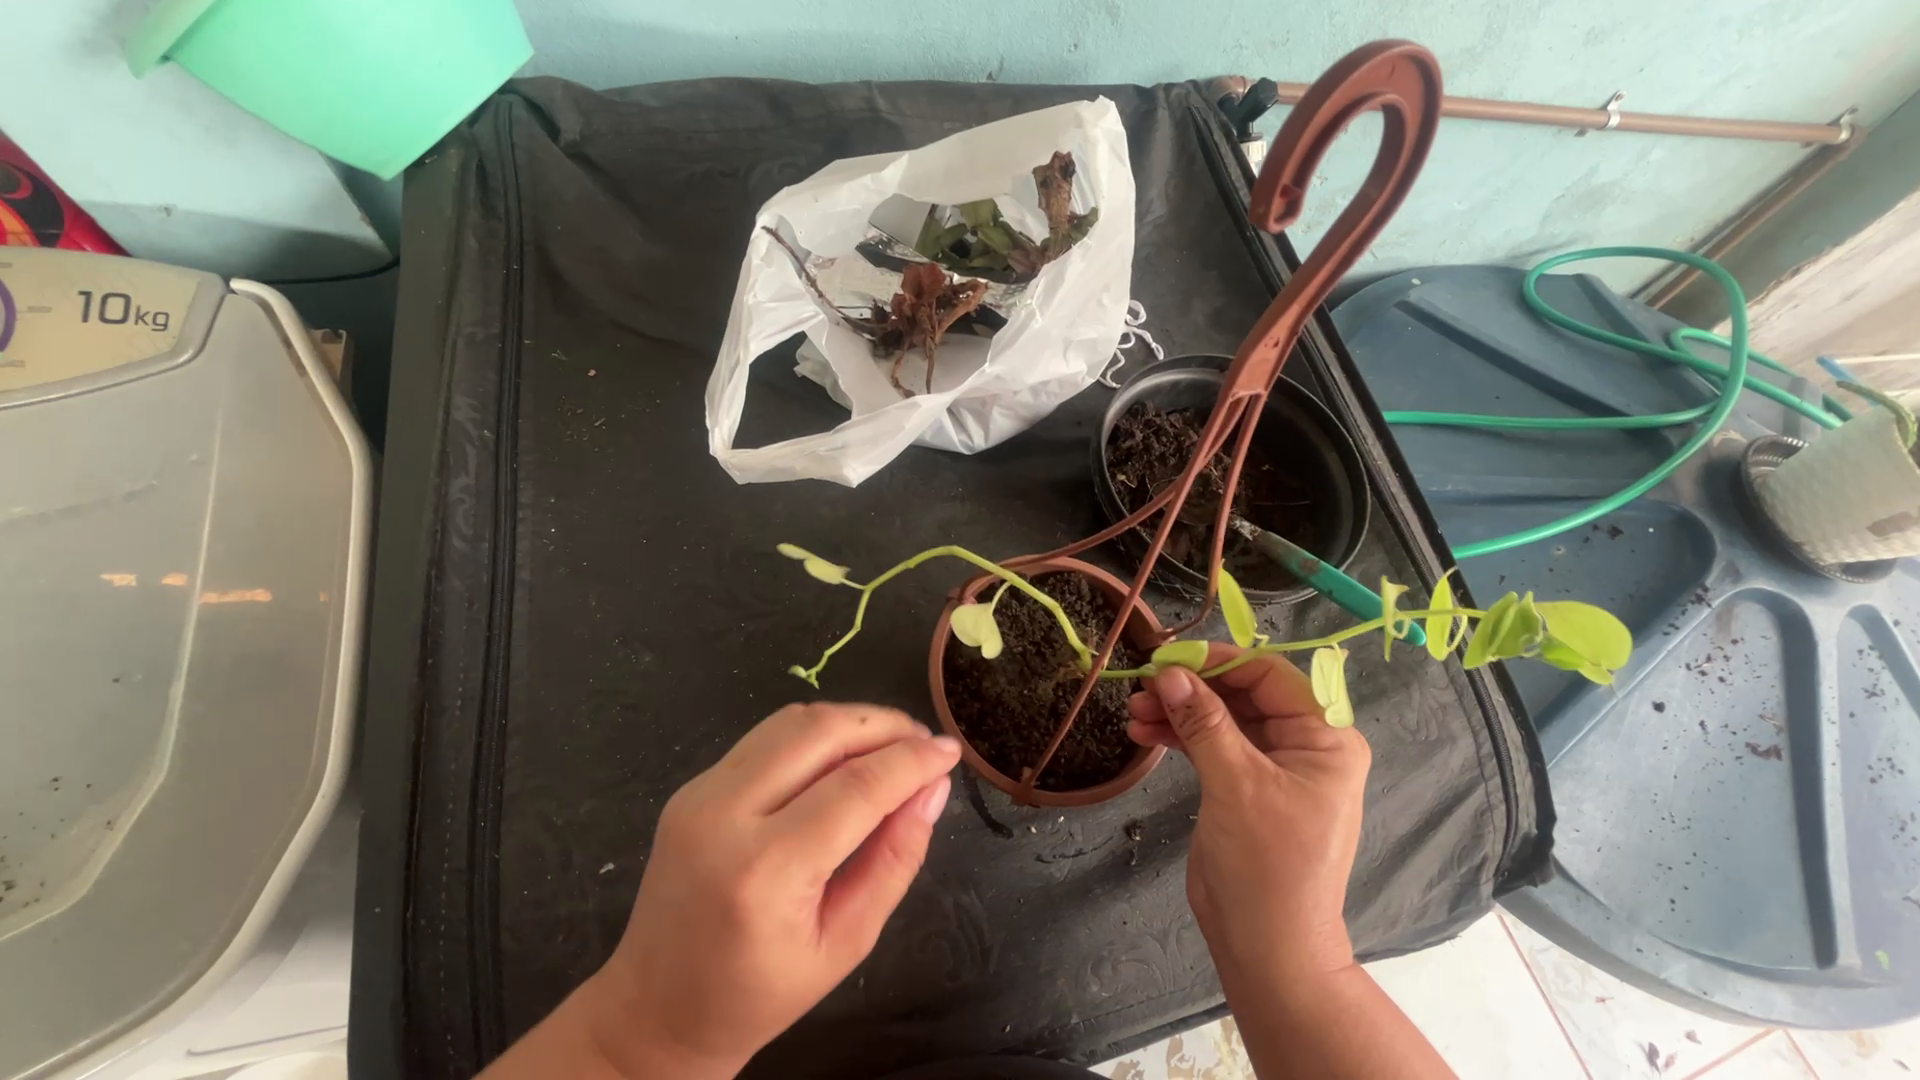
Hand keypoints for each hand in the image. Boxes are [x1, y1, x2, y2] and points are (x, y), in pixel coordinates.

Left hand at [586, 702, 960, 1078]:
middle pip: (819, 732)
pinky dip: (816, 735)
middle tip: (924, 742)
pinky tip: (843, 758)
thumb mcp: (847, 942)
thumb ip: (895, 859)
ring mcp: (700, 794)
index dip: (912, 761)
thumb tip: (932, 789)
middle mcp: (725, 815)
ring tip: (892, 744)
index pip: (856, 788)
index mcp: (765, 870)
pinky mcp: (693, 787)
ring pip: (790, 721)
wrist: (654, 1009)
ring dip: (851, 721)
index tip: (950, 753)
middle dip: (884, 725)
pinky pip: (766, 738)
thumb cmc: (759, 994)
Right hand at [1129, 644, 1369, 983]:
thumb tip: (1169, 673)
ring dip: (1178, 712)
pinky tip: (1143, 733)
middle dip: (1192, 688)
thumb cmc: (1266, 865)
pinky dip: (1179, 736)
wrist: (1265, 946)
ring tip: (1133, 712)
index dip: (1220, 662)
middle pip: (1243, 694)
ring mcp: (1272, 767)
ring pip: (1221, 719)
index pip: (1271, 675)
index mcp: (1325, 737)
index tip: (1168, 660)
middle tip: (1142, 685)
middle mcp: (1303, 745)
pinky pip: (1211, 745)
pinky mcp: (1244, 787)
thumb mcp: (1235, 785)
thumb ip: (1203, 723)